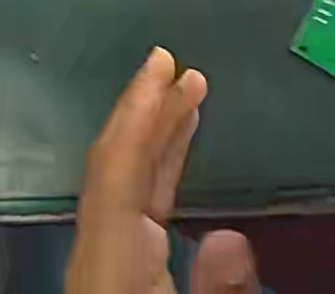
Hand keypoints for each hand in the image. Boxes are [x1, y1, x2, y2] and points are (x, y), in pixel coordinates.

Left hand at [67, 48, 257, 293]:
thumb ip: (217, 292)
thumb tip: (234, 238)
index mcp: (108, 256)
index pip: (119, 164)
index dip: (138, 108)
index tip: (160, 64)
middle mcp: (100, 241)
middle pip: (120, 158)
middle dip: (147, 106)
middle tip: (175, 63)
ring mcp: (106, 249)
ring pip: (130, 176)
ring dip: (158, 131)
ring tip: (188, 91)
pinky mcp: (117, 262)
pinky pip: (138, 200)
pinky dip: (159, 167)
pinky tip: (177, 147)